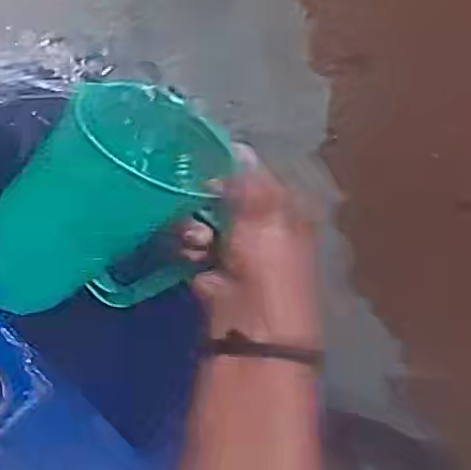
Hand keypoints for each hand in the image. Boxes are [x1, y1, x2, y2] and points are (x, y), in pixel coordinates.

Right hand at [179, 146, 321, 350]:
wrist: (250, 322)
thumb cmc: (266, 267)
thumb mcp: (263, 217)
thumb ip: (248, 183)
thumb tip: (237, 148)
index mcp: (285, 208)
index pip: (251, 178)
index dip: (225, 173)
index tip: (199, 172)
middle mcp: (261, 225)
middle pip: (220, 200)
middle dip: (202, 204)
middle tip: (193, 210)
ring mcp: (234, 248)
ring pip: (201, 223)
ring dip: (191, 229)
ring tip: (194, 243)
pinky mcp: (208, 267)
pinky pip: (189, 247)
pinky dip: (185, 250)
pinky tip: (189, 256)